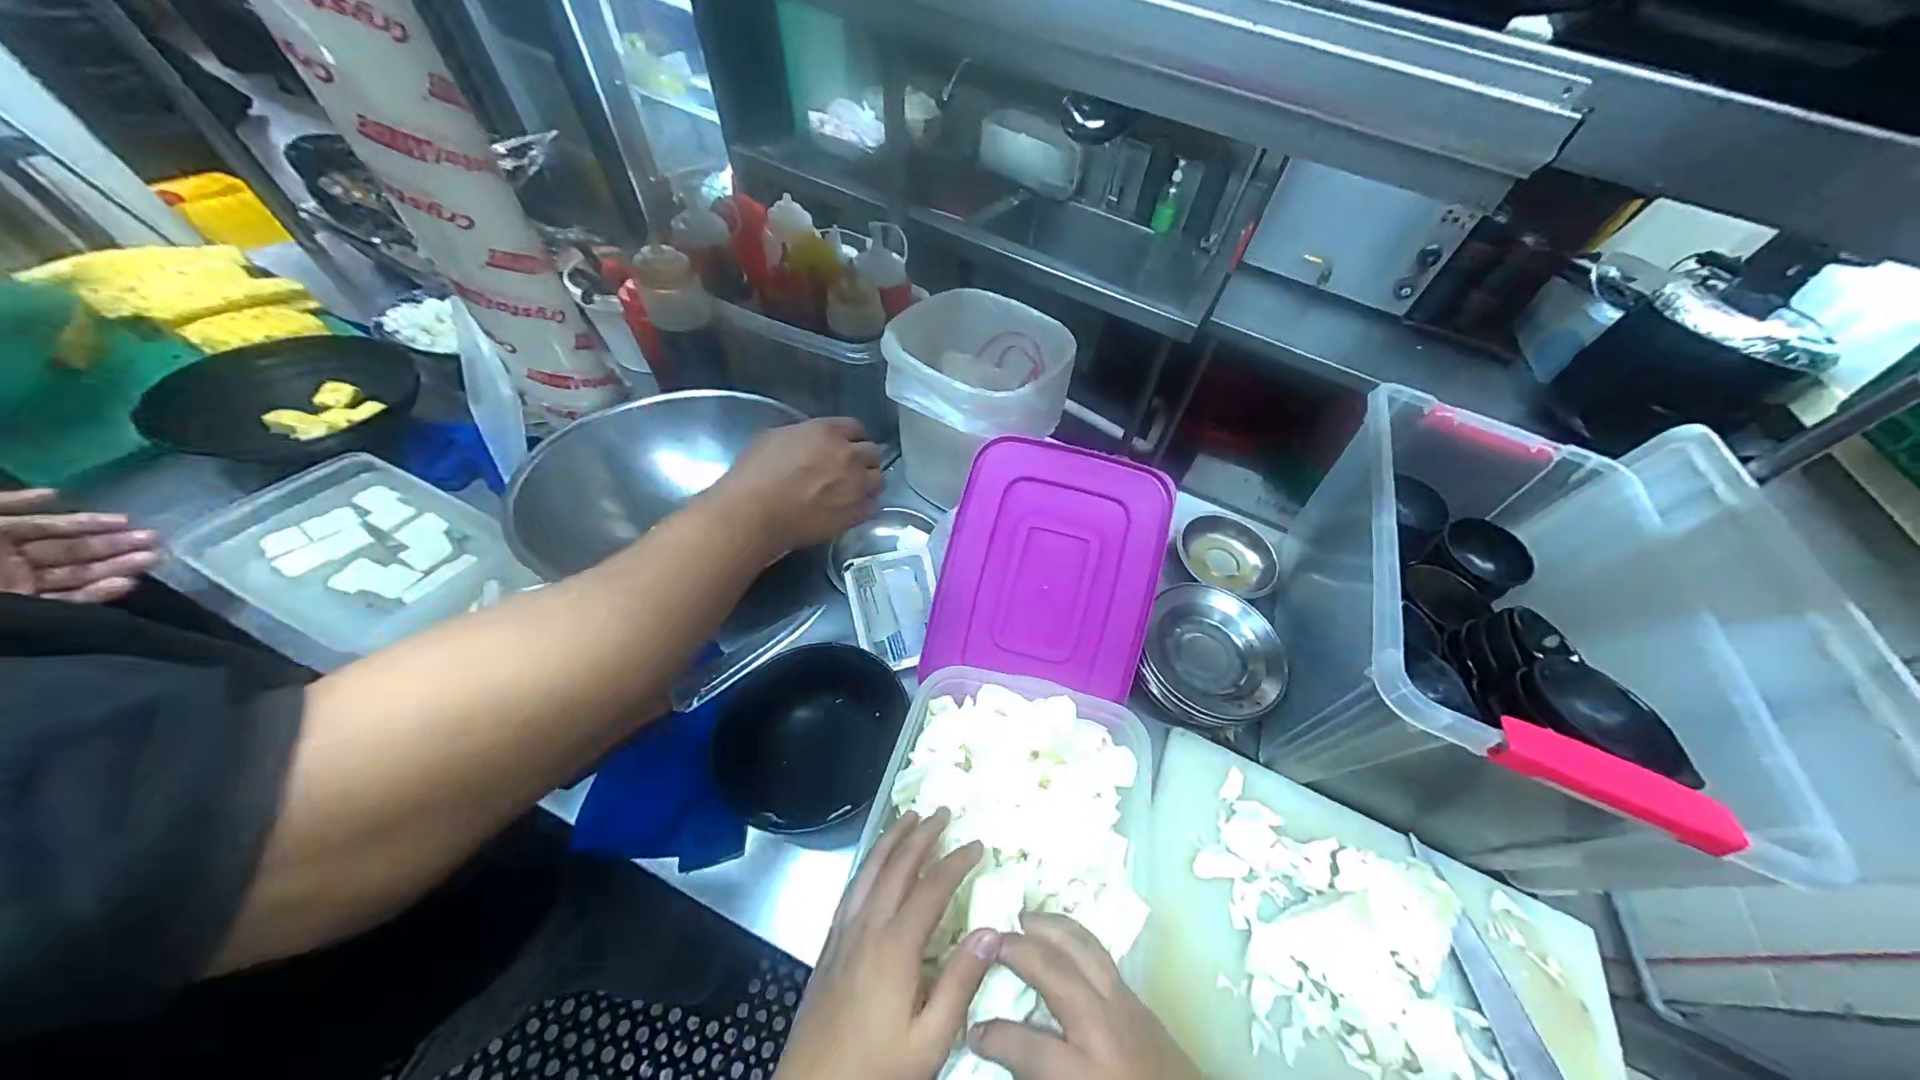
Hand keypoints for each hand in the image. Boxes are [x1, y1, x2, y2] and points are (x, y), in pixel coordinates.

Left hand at [0, 489, 158, 602]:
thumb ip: (4, 505)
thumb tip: (54, 495)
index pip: (49, 528)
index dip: (88, 524)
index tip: (128, 521)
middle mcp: (9, 561)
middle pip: (69, 551)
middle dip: (113, 546)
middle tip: (153, 540)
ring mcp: (17, 587)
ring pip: (76, 575)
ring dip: (116, 568)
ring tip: (151, 559)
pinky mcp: (25, 611)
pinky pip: (66, 603)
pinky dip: (97, 594)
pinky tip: (124, 584)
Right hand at [708, 417, 883, 555]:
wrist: (755, 514)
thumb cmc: (754, 474)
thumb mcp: (773, 438)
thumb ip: (802, 435)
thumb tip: (809, 442)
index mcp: (827, 432)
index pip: (856, 427)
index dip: (851, 437)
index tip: (846, 445)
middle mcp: (849, 455)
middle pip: (872, 452)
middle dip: (863, 458)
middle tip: (851, 468)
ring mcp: (856, 485)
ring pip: (878, 479)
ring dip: (869, 482)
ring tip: (856, 489)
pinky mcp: (856, 512)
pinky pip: (872, 505)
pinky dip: (865, 505)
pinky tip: (852, 508)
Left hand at [776, 809, 995, 1079]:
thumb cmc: (877, 1068)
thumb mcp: (931, 1040)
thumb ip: (960, 983)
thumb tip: (990, 932)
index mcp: (895, 946)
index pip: (931, 888)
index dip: (956, 862)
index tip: (977, 844)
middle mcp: (867, 927)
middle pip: (896, 867)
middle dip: (921, 835)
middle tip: (943, 812)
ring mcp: (843, 933)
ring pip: (868, 870)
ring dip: (891, 840)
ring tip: (908, 817)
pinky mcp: (828, 944)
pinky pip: (850, 888)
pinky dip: (867, 864)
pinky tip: (873, 864)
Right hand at [970, 913, 1200, 1079]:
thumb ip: (1040, 1073)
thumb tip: (1002, 1050)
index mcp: (1086, 1071)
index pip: (1026, 1045)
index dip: (993, 1035)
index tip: (972, 1030)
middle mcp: (1106, 1027)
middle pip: (1055, 971)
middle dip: (1018, 950)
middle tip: (990, 939)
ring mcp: (1127, 1006)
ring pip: (1084, 948)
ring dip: (1050, 927)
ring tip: (1023, 919)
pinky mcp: (1140, 1000)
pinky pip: (1101, 953)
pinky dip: (1074, 937)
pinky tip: (1060, 938)